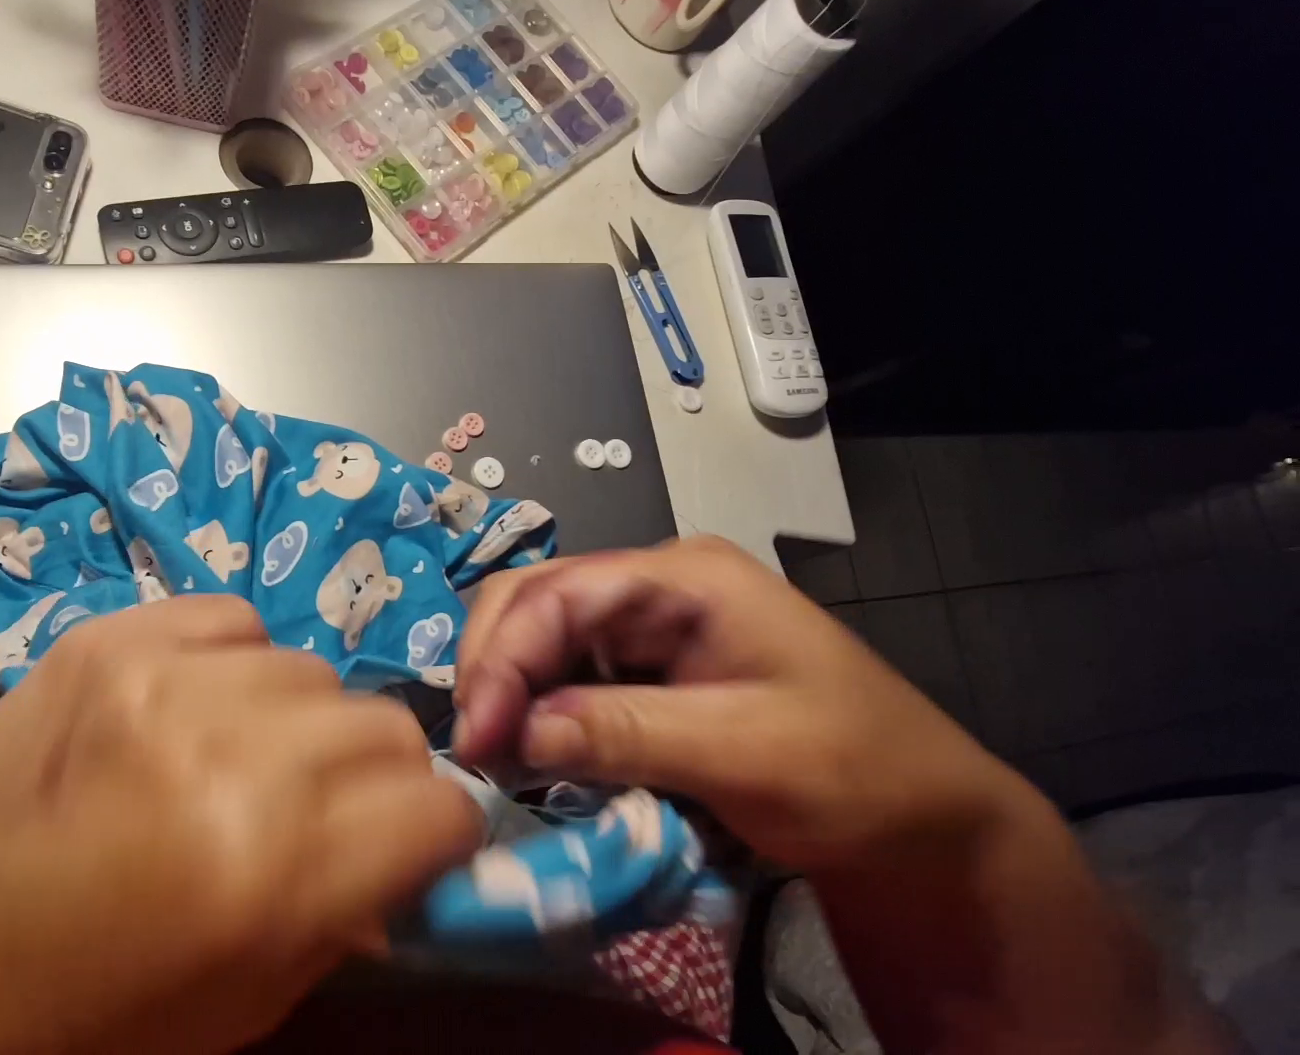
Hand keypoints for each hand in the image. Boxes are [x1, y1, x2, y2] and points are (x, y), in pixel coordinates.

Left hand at [0, 595, 482, 1053]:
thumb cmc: (88, 1008)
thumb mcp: (246, 1000)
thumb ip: (351, 912)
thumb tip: (416, 847)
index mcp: (270, 869)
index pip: (437, 809)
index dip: (436, 833)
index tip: (411, 843)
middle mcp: (229, 756)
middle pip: (388, 726)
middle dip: (377, 777)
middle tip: (322, 808)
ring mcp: (163, 678)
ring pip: (315, 671)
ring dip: (300, 723)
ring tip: (240, 760)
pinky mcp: (113, 634)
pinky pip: (236, 621)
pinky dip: (236, 665)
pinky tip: (191, 709)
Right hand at [451, 536, 1031, 870]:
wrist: (919, 819)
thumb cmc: (856, 772)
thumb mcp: (744, 752)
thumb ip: (626, 731)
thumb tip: (513, 731)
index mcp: (686, 577)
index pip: (561, 593)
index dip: (504, 657)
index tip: (477, 736)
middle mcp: (652, 586)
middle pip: (534, 600)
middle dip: (493, 667)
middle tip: (477, 746)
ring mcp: (643, 625)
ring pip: (537, 636)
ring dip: (505, 690)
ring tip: (494, 755)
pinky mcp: (638, 668)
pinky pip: (561, 674)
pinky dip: (532, 710)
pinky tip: (527, 749)